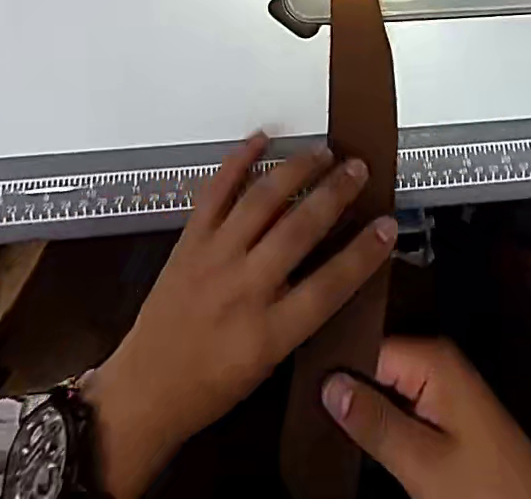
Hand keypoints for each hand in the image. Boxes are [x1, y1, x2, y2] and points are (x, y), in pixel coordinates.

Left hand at [82, 133, 396, 498]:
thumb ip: (302, 311)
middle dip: (334, 193)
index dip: (363, 253)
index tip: (387, 225)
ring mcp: (212, 258)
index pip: (329, 285)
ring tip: (322, 152)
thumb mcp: (269, 361)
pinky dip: (238, 160)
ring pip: (261, 201)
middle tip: (357, 169)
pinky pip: (215, 191)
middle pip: (299, 230)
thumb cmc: (212, 384)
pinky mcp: (188, 241)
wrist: (143, 390)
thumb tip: (336, 264)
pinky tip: (260, 139)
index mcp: (268, 332)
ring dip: (296, 170)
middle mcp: (243, 288)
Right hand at [323, 336, 530, 498]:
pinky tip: (354, 423)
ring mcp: (442, 382)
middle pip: (376, 359)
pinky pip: (400, 396)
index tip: (301, 378)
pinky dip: (379, 411)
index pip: (367, 344)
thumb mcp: (422, 463)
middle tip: (306, 397)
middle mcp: (437, 358)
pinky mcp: (445, 406)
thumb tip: (327, 382)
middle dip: (346, 379)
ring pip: (385, 379)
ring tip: (318, 407)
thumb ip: (374, 420)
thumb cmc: (482, 488)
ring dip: (361, 399)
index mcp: (432, 357)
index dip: (335, 363)